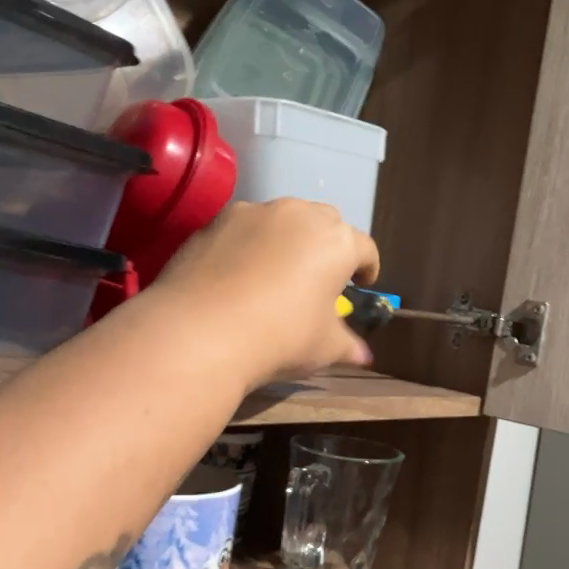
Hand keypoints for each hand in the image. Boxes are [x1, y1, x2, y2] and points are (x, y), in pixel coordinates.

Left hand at [152, 199, 380, 388]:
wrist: (201, 331)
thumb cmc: (280, 337)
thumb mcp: (324, 349)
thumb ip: (348, 345)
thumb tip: (363, 355)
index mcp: (337, 242)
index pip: (365, 248)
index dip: (367, 267)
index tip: (361, 284)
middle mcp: (301, 215)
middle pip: (326, 222)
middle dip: (328, 244)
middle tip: (319, 275)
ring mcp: (256, 212)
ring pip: (283, 218)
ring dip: (288, 238)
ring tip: (276, 270)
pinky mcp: (218, 219)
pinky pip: (245, 227)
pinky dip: (249, 243)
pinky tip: (238, 272)